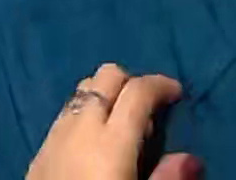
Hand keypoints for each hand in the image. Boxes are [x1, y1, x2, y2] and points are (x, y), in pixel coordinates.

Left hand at [27, 64, 199, 179]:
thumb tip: (191, 159)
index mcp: (111, 140)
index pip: (137, 92)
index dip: (159, 85)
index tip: (177, 91)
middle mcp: (83, 123)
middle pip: (108, 76)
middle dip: (132, 82)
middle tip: (150, 111)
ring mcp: (59, 128)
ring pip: (86, 86)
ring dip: (108, 93)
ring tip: (125, 125)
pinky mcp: (44, 142)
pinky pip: (70, 106)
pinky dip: (88, 107)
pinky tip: (96, 136)